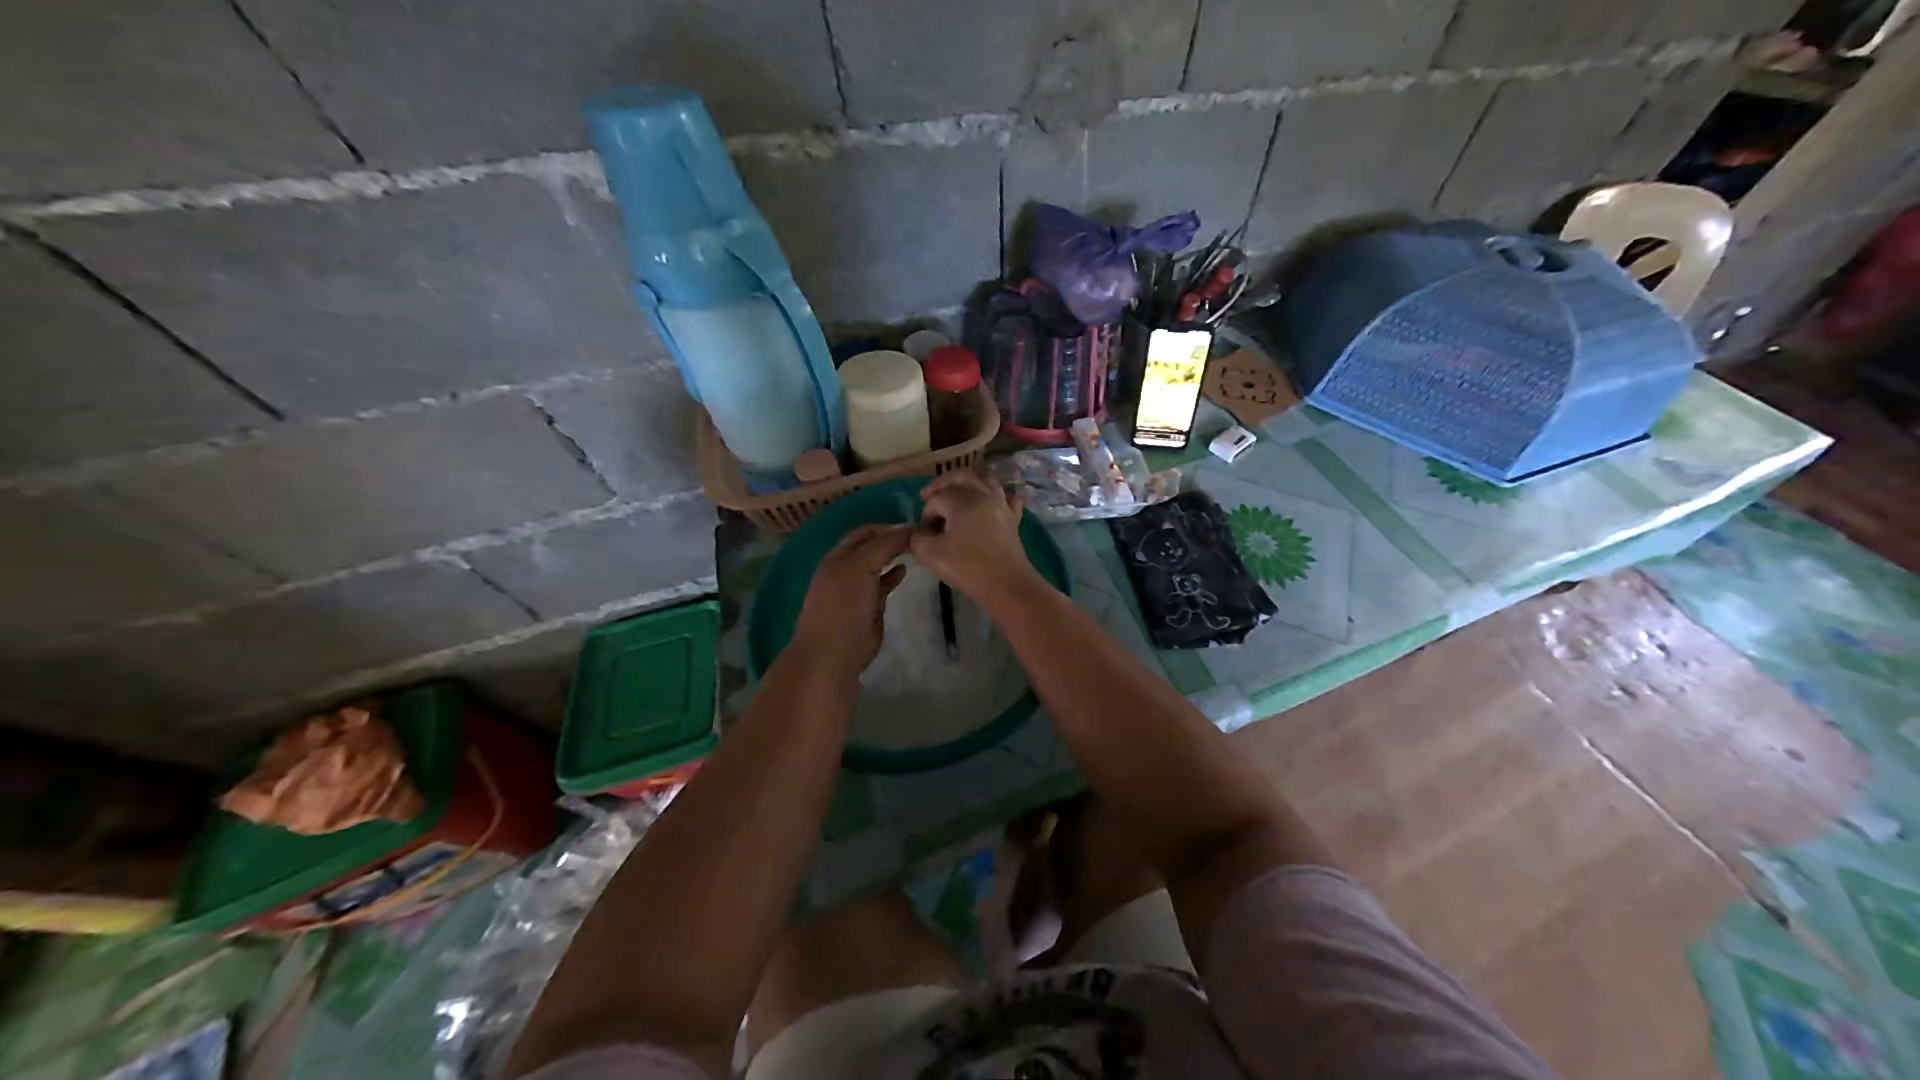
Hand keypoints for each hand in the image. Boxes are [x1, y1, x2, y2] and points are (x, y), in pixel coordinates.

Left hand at [792, 523, 911, 677]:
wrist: (833, 653)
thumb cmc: (843, 606)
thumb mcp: (861, 567)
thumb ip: (884, 546)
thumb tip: (909, 529)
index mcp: (839, 556)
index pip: (865, 532)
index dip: (887, 527)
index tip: (914, 528)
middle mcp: (846, 569)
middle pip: (872, 546)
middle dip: (892, 539)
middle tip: (920, 538)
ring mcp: (857, 589)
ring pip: (878, 565)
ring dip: (894, 556)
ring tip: (917, 552)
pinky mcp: (868, 607)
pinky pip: (882, 585)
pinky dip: (893, 575)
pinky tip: (905, 571)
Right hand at [911, 471, 1039, 606]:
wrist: (1006, 585)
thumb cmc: (967, 567)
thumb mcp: (930, 554)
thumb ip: (917, 539)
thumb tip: (918, 533)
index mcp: (963, 501)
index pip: (937, 497)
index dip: (926, 511)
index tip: (923, 530)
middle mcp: (985, 496)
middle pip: (962, 477)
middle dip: (942, 484)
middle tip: (929, 495)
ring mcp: (1003, 506)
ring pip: (987, 481)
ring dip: (970, 482)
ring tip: (958, 492)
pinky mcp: (1014, 520)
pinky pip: (1008, 498)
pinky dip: (998, 495)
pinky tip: (991, 502)